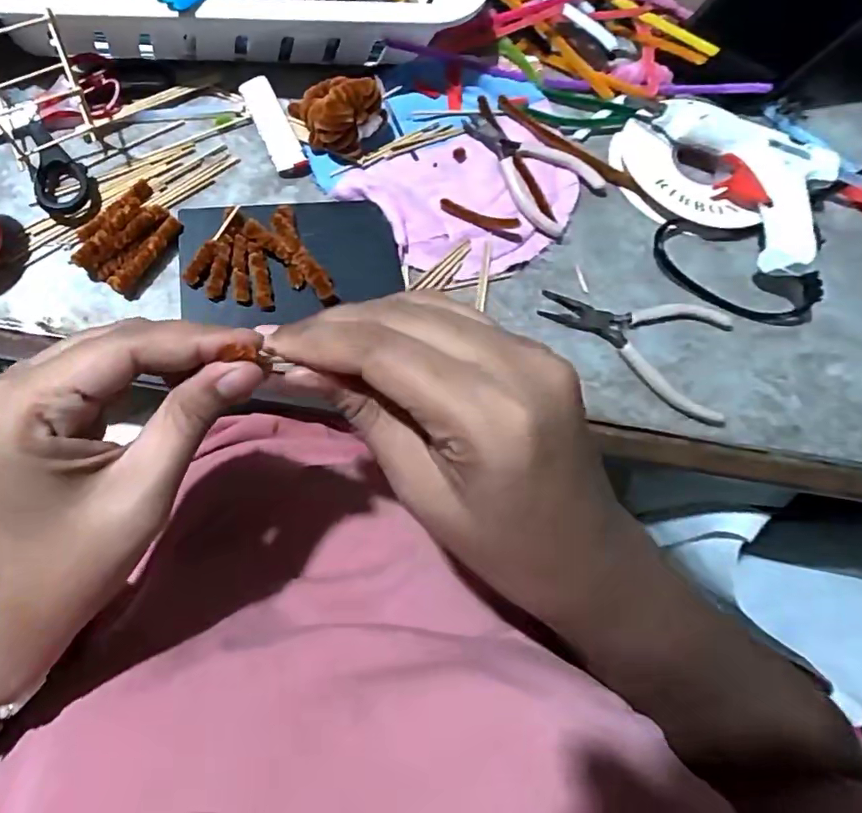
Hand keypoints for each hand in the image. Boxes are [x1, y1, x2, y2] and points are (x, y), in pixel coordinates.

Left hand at [0, 319, 266, 705]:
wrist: (24, 612)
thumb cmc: (79, 565)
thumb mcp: (142, 492)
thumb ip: (189, 417)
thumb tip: (246, 366)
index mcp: (24, 403)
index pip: (122, 348)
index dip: (192, 340)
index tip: (251, 343)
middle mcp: (13, 381)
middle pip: (114, 342)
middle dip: (185, 344)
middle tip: (246, 352)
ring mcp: (20, 387)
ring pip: (110, 349)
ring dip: (170, 352)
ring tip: (225, 358)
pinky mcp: (34, 399)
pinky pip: (100, 369)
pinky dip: (147, 368)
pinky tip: (184, 370)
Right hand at [265, 293, 619, 627]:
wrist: (589, 558)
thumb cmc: (500, 547)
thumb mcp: (420, 490)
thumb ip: (365, 414)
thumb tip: (300, 367)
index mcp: (489, 412)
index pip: (386, 350)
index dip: (322, 339)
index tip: (273, 342)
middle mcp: (516, 362)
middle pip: (404, 315)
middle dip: (337, 322)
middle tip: (288, 339)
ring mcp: (531, 347)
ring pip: (427, 303)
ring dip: (367, 314)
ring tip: (322, 337)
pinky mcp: (532, 346)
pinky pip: (454, 314)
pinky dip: (404, 318)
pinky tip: (372, 334)